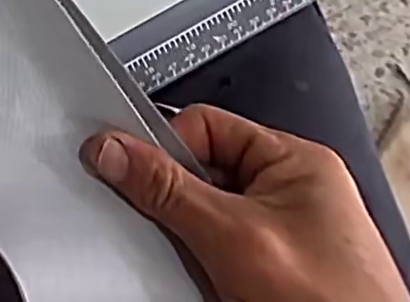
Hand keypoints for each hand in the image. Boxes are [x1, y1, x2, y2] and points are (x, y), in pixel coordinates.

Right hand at [82, 106, 408, 301]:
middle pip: (202, 169)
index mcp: (298, 161)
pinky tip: (213, 284)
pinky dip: (207, 262)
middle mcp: (295, 191)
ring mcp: (291, 235)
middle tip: (177, 230)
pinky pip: (222, 247)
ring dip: (194, 236)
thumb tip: (111, 149)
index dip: (166, 146)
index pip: (202, 124)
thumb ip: (165, 188)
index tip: (134, 169)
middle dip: (181, 201)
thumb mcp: (233, 238)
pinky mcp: (281, 272)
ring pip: (208, 212)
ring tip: (207, 267)